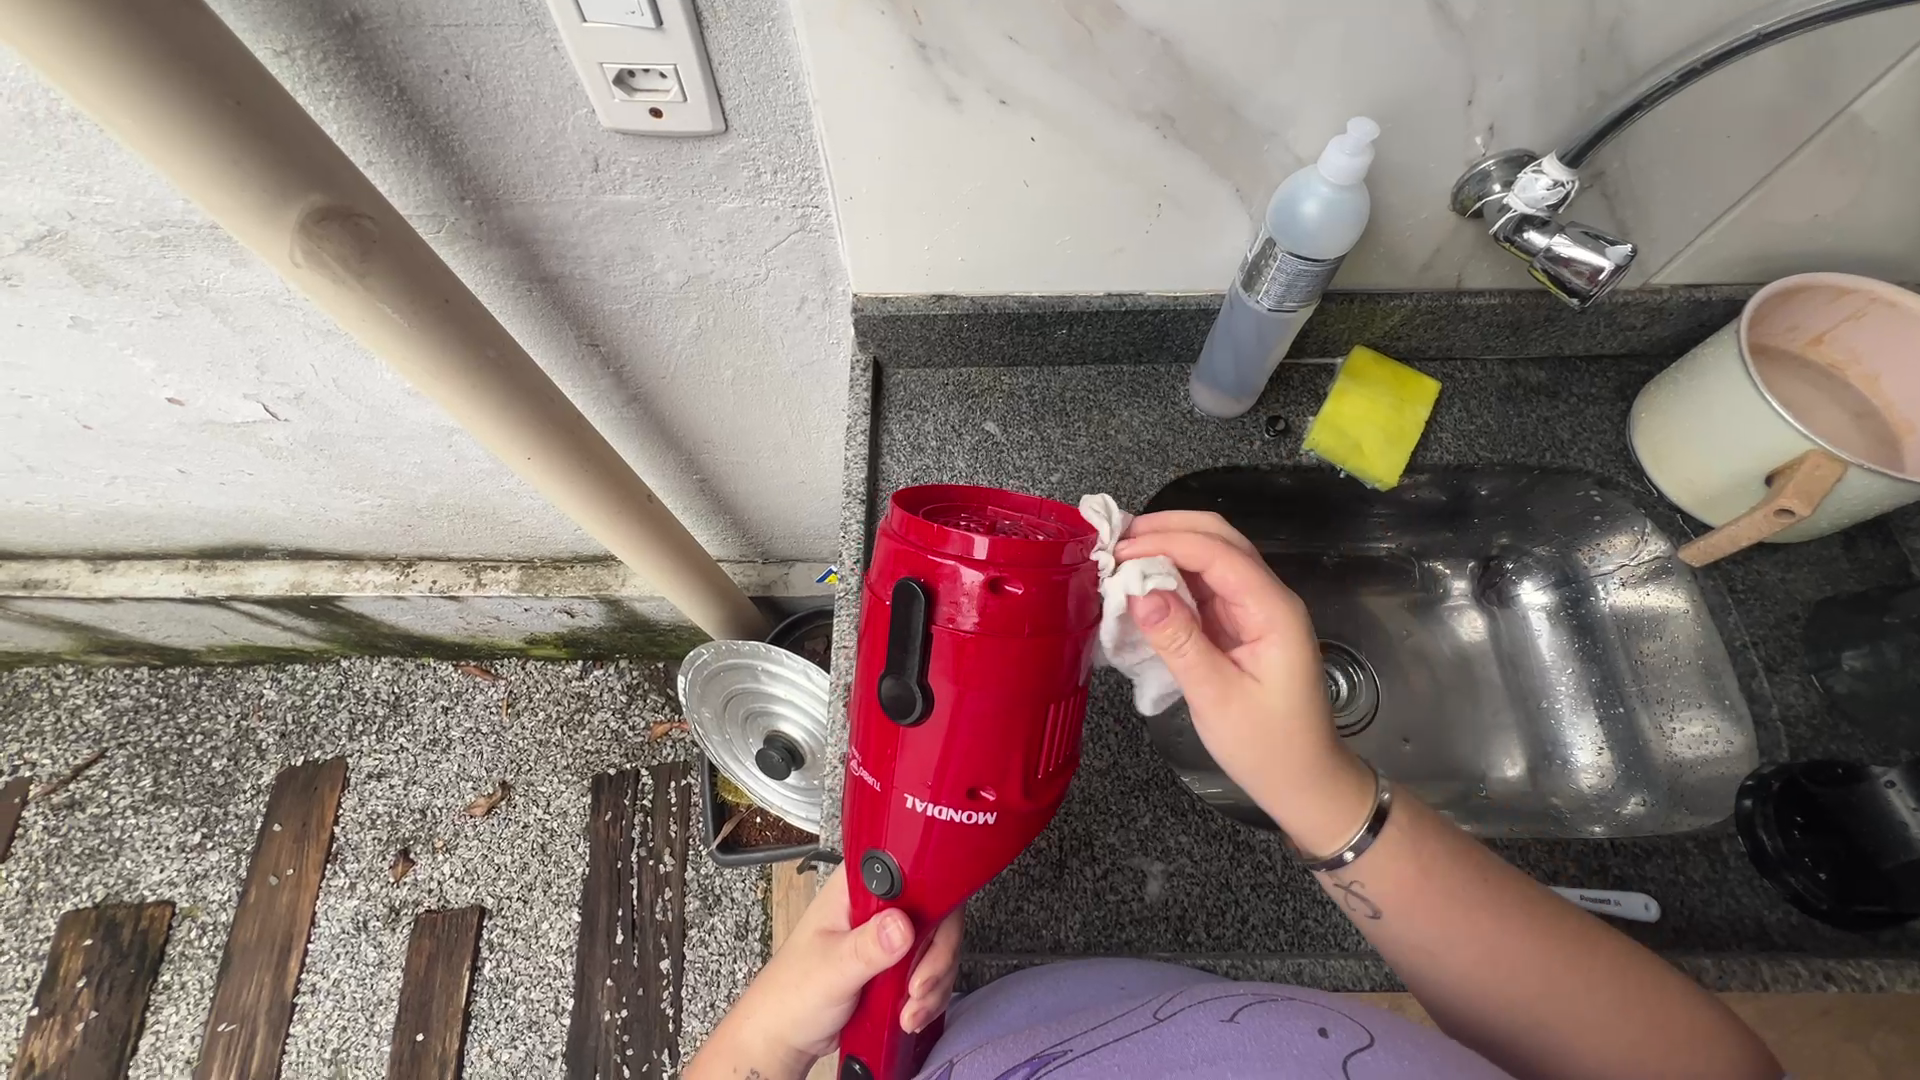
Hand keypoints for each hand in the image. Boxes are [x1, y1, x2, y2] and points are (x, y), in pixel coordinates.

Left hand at [716, 865, 963, 1069]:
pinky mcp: (898, 959)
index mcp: (858, 884)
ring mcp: (890, 930)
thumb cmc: (791, 993)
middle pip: (934, 908)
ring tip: (910, 1010)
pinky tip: (912, 1012)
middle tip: (918, 987)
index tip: (924, 939)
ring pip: (937, 941)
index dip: (931, 900)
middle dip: (935, 955)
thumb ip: (866, 946)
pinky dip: (931, 993)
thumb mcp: (830, 968)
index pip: (912, 872)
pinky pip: (932, 967)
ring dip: (934, 981)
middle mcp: (878, 901)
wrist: (787, 1035)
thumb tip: (902, 924)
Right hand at [1118, 511, 1374, 852]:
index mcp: (1273, 611)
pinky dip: (1168, 573)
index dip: (1167, 543)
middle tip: (1115, 538)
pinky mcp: (1236, 622)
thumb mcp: (1217, 698)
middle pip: (1219, 538)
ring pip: (1209, 555)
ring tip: (1118, 552)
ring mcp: (1252, 608)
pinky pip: (1202, 583)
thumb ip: (1179, 642)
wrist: (1303, 780)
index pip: (1218, 553)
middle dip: (1166, 529)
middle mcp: (1266, 598)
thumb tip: (1138, 593)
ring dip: (1165, 546)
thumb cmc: (1266, 746)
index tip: (1118, 552)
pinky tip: (1139, 578)